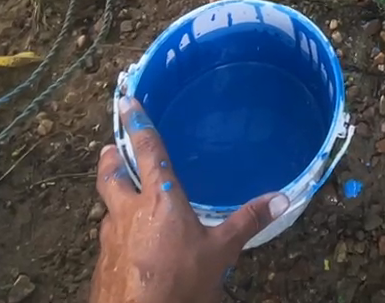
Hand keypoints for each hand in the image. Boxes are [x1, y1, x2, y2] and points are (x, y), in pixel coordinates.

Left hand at [90, 96, 288, 302]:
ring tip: (123, 196)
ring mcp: (111, 240)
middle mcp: (129, 212)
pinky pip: (109, 239)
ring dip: (113, 197)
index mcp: (159, 198)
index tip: (126, 101)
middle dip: (111, 158)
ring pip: (107, 208)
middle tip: (110, 147)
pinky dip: (117, 231)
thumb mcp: (220, 251)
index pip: (147, 150)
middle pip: (112, 176)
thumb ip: (247, 221)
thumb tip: (282, 197)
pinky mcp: (102, 267)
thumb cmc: (179, 283)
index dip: (137, 124)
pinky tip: (129, 244)